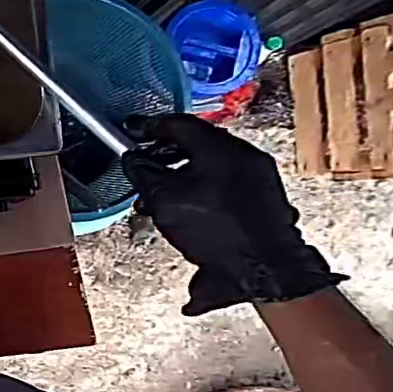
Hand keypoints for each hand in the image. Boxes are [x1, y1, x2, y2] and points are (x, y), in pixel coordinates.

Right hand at [121, 114, 344, 315]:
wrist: (261, 267)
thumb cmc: (215, 230)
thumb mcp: (163, 199)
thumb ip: (143, 173)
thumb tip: (134, 160)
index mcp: (221, 149)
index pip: (179, 124)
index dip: (149, 126)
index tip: (131, 129)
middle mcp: (243, 156)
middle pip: (195, 142)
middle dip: (162, 151)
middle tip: (139, 160)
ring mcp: (256, 175)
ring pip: (207, 162)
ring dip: (177, 171)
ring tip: (155, 191)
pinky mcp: (259, 196)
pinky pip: (221, 180)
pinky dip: (196, 184)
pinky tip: (180, 205)